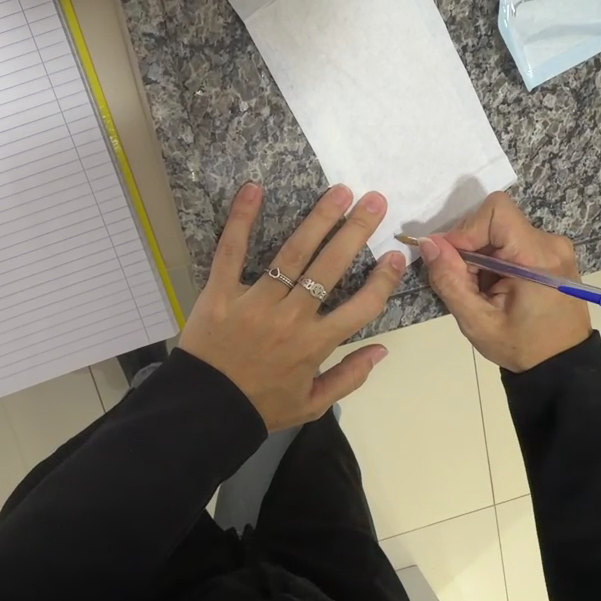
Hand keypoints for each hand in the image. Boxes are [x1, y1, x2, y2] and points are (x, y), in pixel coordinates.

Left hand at [179, 182, 405, 430]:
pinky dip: (241, 219)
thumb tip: (383, 350)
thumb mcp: (311, 405)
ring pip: (292, 254)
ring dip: (318, 219)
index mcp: (315, 344)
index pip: (361, 307)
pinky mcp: (221, 293)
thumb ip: (349, 378)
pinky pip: (231, 251)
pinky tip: (254, 189)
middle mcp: (291, 318)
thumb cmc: (260, 407)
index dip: (383, 281)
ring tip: (340, 191)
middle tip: (375, 200)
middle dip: (356, 231)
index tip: (396, 256)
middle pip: (330, 268)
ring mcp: (255, 302)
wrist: (205, 411)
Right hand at [418, 192, 591, 372]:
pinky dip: (492, 260)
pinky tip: (494, 287)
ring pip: (498, 231)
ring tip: (481, 290)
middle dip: (469, 248)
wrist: (561, 364)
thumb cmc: (521, 347)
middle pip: (494, 221)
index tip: (453, 261)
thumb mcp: (477, 322)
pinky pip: (509, 242)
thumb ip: (449, 280)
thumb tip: (427, 243)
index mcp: (537, 257)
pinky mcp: (548, 253)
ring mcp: (552, 246)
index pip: (496, 211)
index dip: (466, 229)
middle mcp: (550, 242)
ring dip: (479, 256)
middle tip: (466, 284)